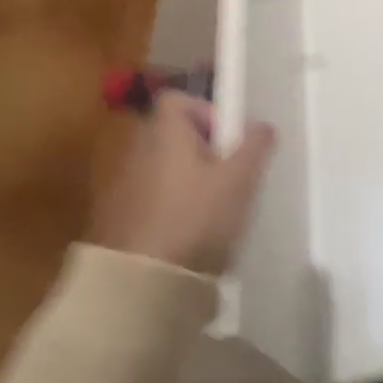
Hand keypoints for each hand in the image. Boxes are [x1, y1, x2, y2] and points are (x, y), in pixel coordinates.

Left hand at [91, 95, 275, 272]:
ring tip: (216, 205)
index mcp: (165, 134)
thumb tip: (262, 125)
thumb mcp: (239, 179)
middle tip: (231, 173)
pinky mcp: (120, 218)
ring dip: (189, 178)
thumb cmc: (195, 216)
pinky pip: (154, 196)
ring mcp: (125, 186)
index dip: (206, 110)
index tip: (229, 138)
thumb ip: (255, 146)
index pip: (177, 99)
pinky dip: (173, 203)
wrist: (142, 283)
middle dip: (205, 148)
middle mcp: (139, 151)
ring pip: (165, 167)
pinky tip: (193, 229)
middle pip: (174, 134)